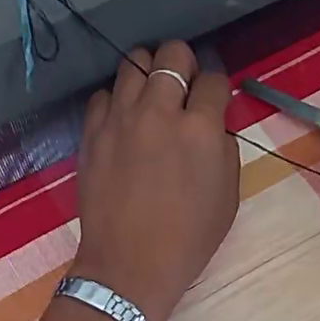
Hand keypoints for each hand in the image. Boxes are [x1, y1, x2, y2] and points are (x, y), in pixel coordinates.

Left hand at [71, 41, 239, 320]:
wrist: (129, 266)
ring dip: (147, 75)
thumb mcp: (227, 200)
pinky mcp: (92, 133)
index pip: (213, 79)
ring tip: (150, 100)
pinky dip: (116, 101)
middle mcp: (159, 112)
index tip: (212, 104)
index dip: (215, 91)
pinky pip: (104, 95)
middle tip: (181, 91)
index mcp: (201, 129)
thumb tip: (213, 128)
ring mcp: (121, 119)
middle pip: (172, 54)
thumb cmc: (186, 241)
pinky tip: (123, 122)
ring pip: (133, 62)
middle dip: (183, 65)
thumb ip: (224, 152)